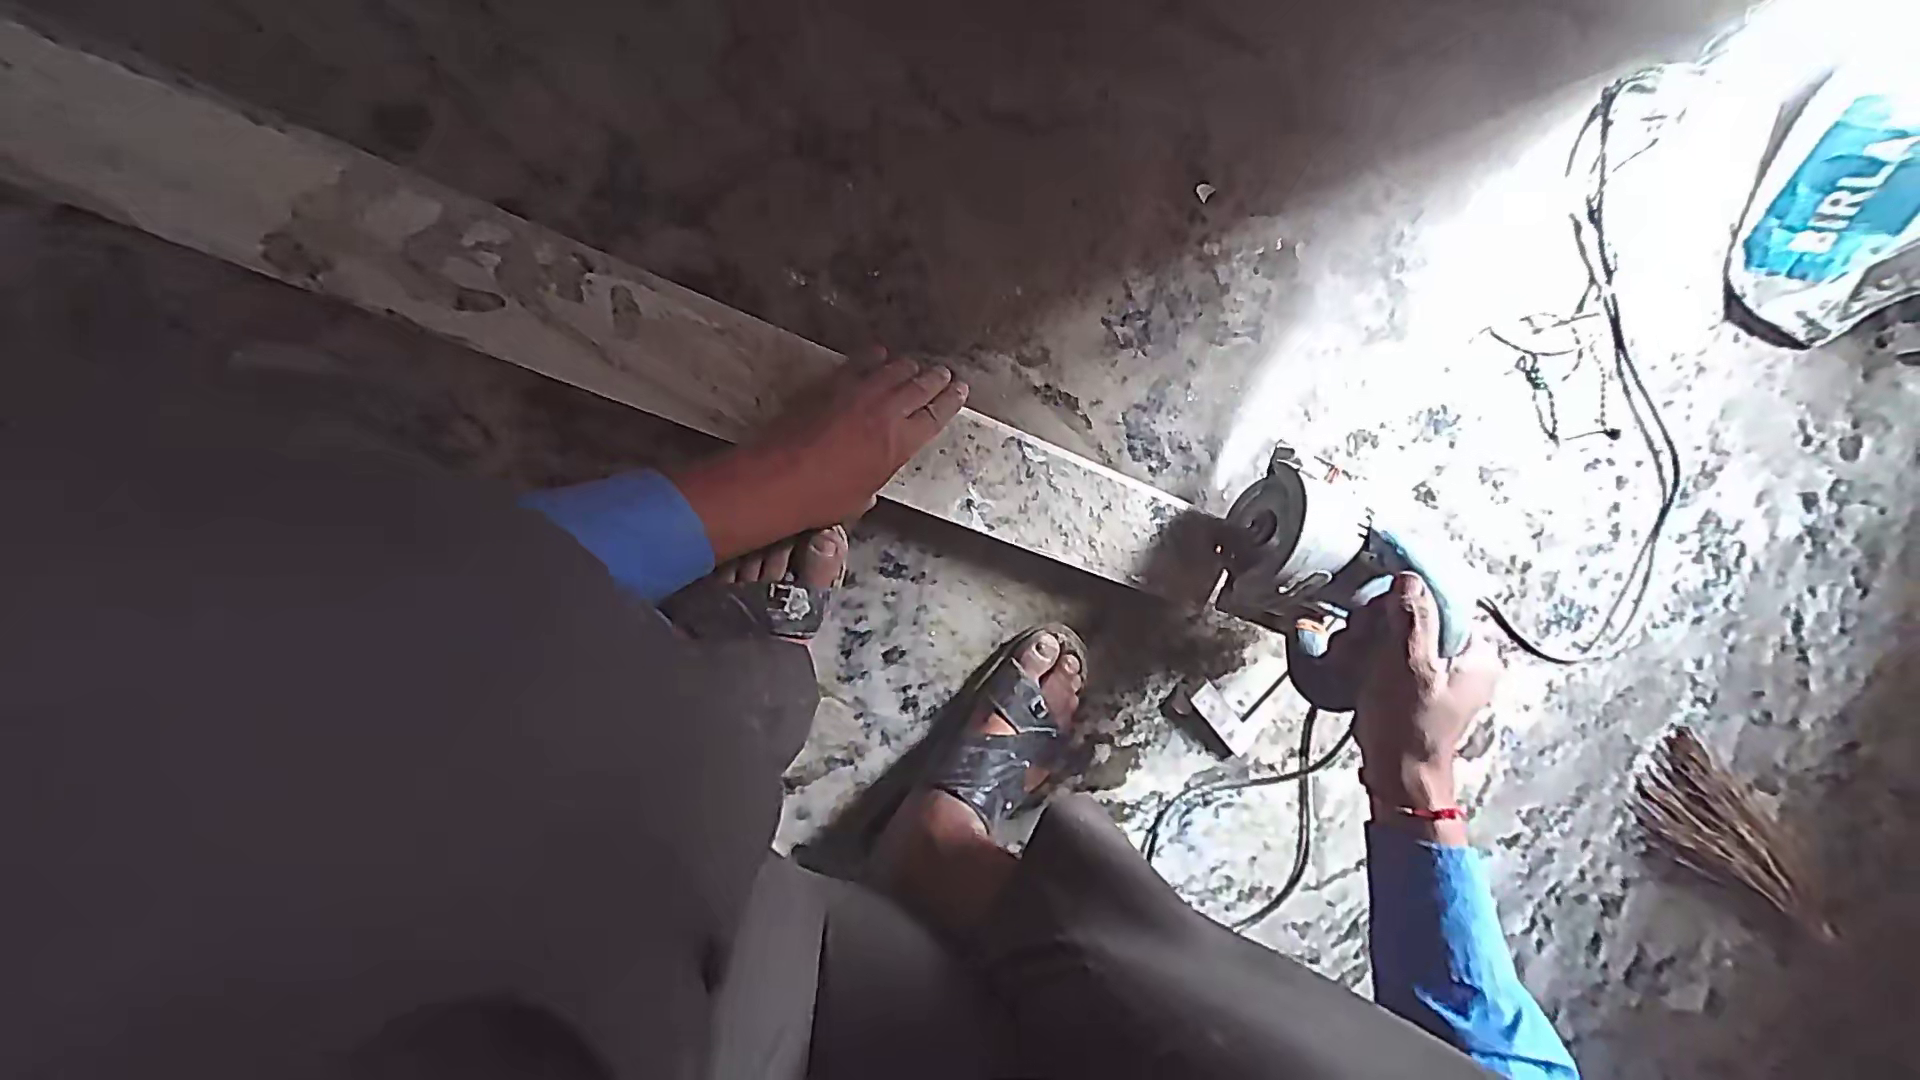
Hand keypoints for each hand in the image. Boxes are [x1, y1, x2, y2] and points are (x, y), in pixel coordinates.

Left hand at [666, 351, 968, 561]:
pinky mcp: (833, 384)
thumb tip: (872, 475)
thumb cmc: (823, 497)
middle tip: (945, 374)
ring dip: (909, 367)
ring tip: (916, 366)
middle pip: (921, 386)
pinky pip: (861, 363)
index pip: (936, 415)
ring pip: (894, 369)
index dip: (951, 401)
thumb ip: (877, 476)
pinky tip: (879, 354)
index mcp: (901, 443)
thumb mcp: (863, 495)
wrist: (781, 477)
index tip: (960, 390)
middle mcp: (887, 412)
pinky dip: (874, 357)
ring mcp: (859, 393)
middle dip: (936, 378)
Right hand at [1351, 573, 1500, 841]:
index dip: (1401, 603)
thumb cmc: (1407, 724)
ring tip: (1358, 664)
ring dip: (1366, 642)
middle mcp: (1462, 658)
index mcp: (1477, 653)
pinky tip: (1357, 670)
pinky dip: (1366, 656)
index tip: (1376, 616)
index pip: (1440, 603)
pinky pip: (1385, 651)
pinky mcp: (1411, 680)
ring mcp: (1435, 670)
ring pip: (1392, 633)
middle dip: (1378, 627)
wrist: (1395, 771)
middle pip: (1412, 616)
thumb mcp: (1410, 667)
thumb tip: (1410, 579)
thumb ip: (1413, 620)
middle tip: (1364, 648)